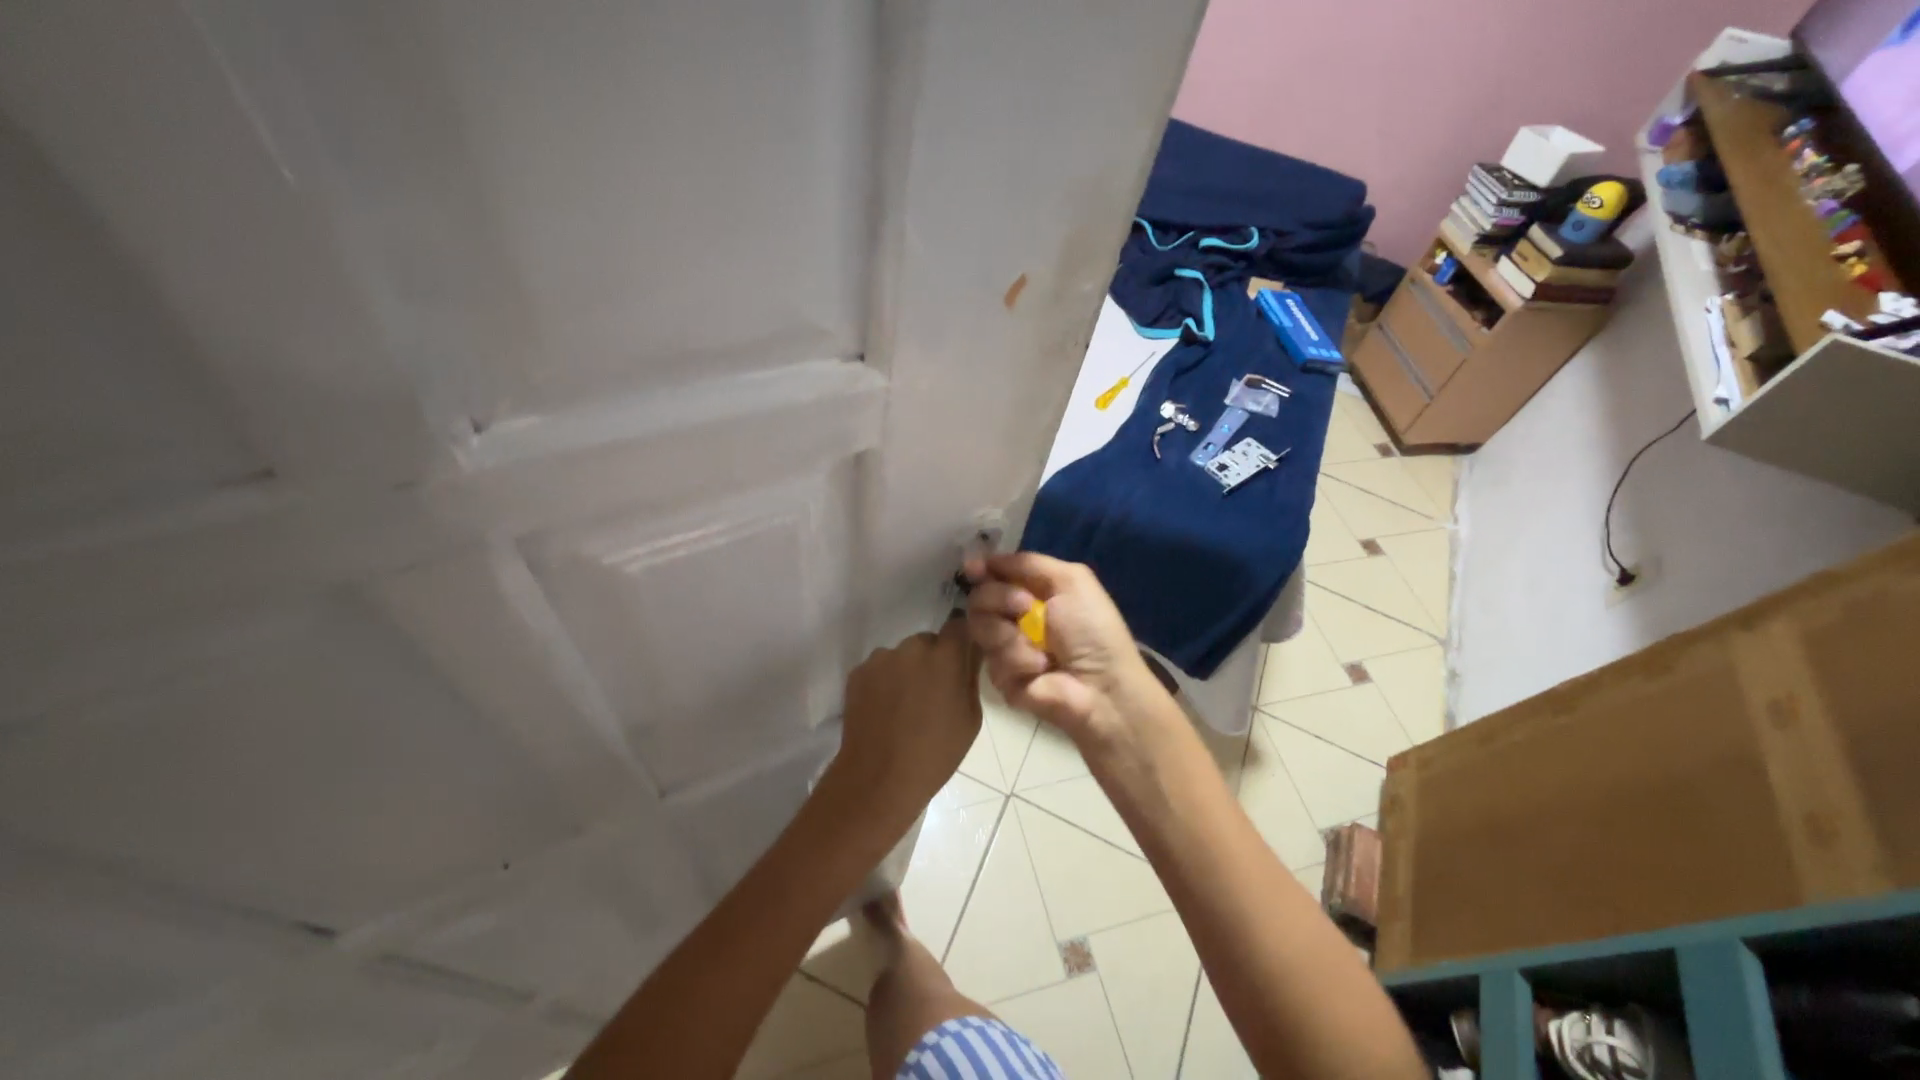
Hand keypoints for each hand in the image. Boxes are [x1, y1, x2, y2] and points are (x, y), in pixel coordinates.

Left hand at [824, 617, 981, 831]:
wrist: (879, 776)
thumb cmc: (936, 753)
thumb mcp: (970, 719)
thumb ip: (970, 678)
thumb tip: (969, 656)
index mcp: (945, 657)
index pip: (958, 625)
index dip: (961, 638)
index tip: (962, 657)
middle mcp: (912, 648)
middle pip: (928, 642)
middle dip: (933, 660)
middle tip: (933, 692)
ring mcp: (881, 659)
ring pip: (901, 656)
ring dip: (907, 670)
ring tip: (904, 705)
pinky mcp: (858, 673)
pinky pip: (879, 669)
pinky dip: (883, 682)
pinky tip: (884, 710)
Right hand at [963, 552, 1159, 747]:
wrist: (1100, 686)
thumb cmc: (1092, 630)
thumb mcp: (1072, 580)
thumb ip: (1029, 563)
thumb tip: (987, 559)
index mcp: (1034, 592)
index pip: (996, 575)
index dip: (982, 570)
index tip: (974, 570)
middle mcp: (1015, 617)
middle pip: (979, 598)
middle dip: (1000, 599)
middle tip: (1025, 608)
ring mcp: (1006, 648)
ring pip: (980, 628)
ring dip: (1011, 634)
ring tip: (1041, 649)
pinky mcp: (1001, 678)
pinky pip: (992, 660)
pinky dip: (1018, 661)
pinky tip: (1039, 670)